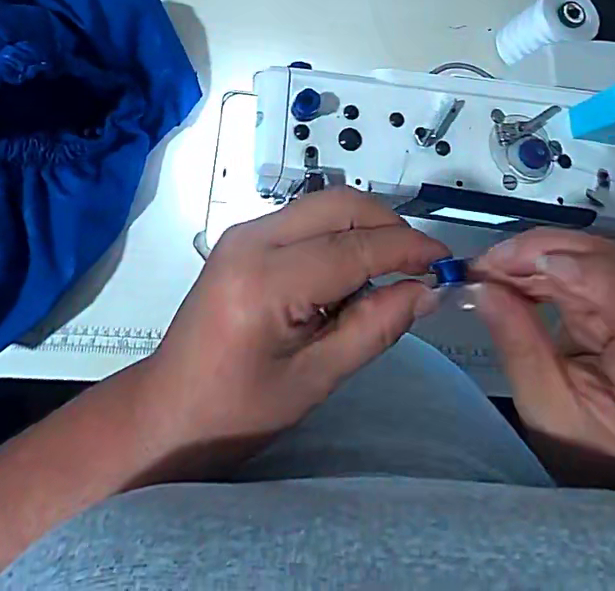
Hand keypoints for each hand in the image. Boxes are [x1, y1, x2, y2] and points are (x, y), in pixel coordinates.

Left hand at [143, 187, 448, 455]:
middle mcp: (251, 239)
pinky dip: (338, 235)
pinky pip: (305, 220)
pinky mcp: (242, 238)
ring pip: (322, 205)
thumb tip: (425, 290)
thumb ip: (375, 327)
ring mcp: (243, 233)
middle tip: (420, 266)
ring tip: (388, 275)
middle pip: (338, 204)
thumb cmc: (236, 410)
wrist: (169, 407)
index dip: (407, 248)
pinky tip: (349, 276)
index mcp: (266, 279)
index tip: (445, 262)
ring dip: (364, 228)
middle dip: (388, 225)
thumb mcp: (315, 378)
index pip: (354, 247)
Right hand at [471, 228, 614, 473]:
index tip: (530, 266)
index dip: (589, 274)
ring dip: (538, 251)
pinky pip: (584, 262)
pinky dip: (541, 260)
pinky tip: (509, 270)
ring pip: (598, 255)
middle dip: (548, 251)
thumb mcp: (546, 408)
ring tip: (489, 267)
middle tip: (488, 263)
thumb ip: (519, 347)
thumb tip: (482, 287)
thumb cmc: (589, 446)